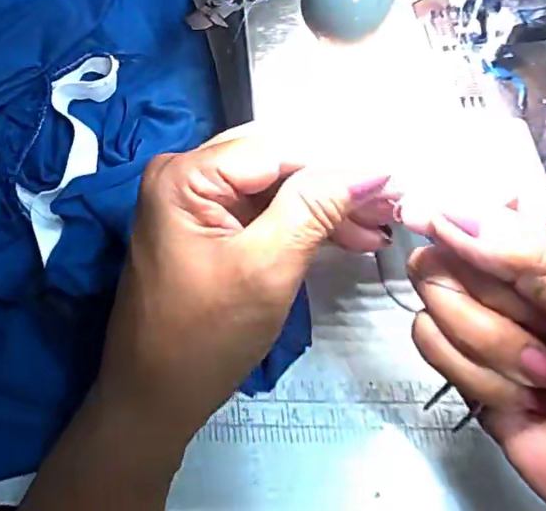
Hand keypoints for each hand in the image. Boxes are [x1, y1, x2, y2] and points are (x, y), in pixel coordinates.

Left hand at [95, 123, 394, 439]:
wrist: (154, 395)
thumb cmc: (204, 338)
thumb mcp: (265, 271)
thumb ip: (312, 211)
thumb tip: (366, 171)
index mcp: (184, 174)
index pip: (271, 149)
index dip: (334, 162)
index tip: (390, 180)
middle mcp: (183, 172)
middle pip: (272, 162)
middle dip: (332, 183)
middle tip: (390, 203)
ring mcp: (192, 196)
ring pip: (272, 184)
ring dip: (323, 204)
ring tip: (377, 224)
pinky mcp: (205, 221)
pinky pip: (261, 207)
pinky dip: (301, 220)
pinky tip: (345, 234)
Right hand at [407, 194, 545, 510]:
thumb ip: (540, 262)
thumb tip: (450, 212)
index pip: (495, 199)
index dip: (469, 214)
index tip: (450, 232)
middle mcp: (520, 270)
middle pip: (450, 244)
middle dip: (493, 300)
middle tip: (545, 334)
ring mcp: (490, 314)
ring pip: (433, 292)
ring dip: (490, 346)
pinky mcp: (465, 358)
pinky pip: (427, 338)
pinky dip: (473, 375)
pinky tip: (522, 399)